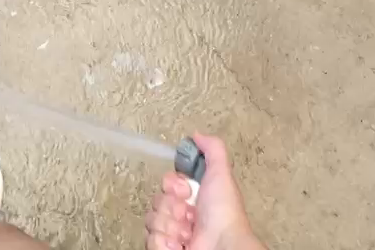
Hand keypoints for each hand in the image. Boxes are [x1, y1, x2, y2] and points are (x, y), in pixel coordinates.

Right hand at [144, 135, 256, 249]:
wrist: (222, 246)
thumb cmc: (224, 214)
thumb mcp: (222, 173)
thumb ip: (212, 149)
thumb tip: (196, 136)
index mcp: (193, 199)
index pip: (166, 183)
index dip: (172, 184)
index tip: (186, 190)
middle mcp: (182, 216)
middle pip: (157, 200)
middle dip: (171, 206)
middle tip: (187, 214)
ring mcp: (173, 235)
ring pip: (152, 220)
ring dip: (169, 225)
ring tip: (187, 233)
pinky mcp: (166, 249)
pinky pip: (150, 240)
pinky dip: (164, 243)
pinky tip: (180, 245)